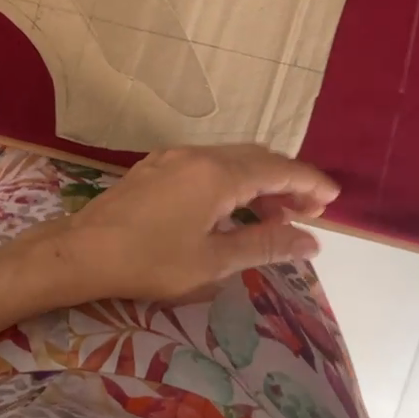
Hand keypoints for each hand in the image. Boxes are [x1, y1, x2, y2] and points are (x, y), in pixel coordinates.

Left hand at [31, 145, 339, 304]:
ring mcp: (170, 158)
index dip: (309, 182)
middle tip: (309, 213)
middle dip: (286, 181)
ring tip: (277, 217)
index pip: (276, 169)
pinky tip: (233, 210)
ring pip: (228, 160)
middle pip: (254, 158)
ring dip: (257, 182)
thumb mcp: (215, 261)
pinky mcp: (154, 168)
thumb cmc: (151, 261)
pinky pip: (205, 166)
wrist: (84, 250)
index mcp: (216, 174)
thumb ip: (265, 246)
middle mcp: (195, 156)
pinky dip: (230, 182)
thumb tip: (310, 241)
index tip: (333, 199)